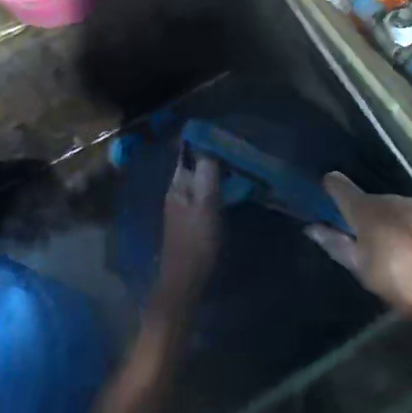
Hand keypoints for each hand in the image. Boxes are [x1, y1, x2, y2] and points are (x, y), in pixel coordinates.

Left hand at [154, 152, 221, 312]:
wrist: (184, 281)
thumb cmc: (197, 241)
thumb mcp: (206, 205)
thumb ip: (207, 175)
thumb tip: (208, 146)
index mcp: (178, 185)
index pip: (186, 153)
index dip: (200, 139)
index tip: (221, 131)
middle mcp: (176, 191)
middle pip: (192, 165)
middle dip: (209, 154)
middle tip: (235, 147)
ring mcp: (181, 207)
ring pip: (198, 180)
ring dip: (213, 170)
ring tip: (236, 164)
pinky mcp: (190, 220)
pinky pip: (202, 193)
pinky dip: (215, 186)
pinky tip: (228, 189)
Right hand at [310, 171, 411, 326]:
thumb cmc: (405, 280)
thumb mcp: (363, 270)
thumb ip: (336, 245)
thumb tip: (313, 227)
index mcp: (367, 208)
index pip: (339, 185)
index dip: (328, 188)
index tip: (322, 197)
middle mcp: (391, 198)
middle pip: (366, 201)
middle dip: (359, 216)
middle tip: (357, 244)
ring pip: (391, 209)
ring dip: (384, 224)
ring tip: (388, 254)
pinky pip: (411, 218)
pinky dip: (405, 230)